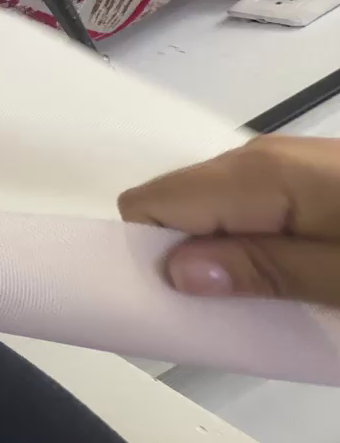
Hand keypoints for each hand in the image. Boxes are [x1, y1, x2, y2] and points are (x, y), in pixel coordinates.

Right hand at [118, 135, 339, 306]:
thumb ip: (266, 270)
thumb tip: (175, 273)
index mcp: (254, 172)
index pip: (149, 205)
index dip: (158, 252)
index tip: (195, 301)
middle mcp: (254, 156)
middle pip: (179, 202)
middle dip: (201, 252)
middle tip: (257, 304)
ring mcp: (284, 161)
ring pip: (217, 205)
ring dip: (236, 248)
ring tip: (298, 289)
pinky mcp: (309, 171)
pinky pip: (254, 203)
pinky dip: (263, 236)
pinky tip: (311, 264)